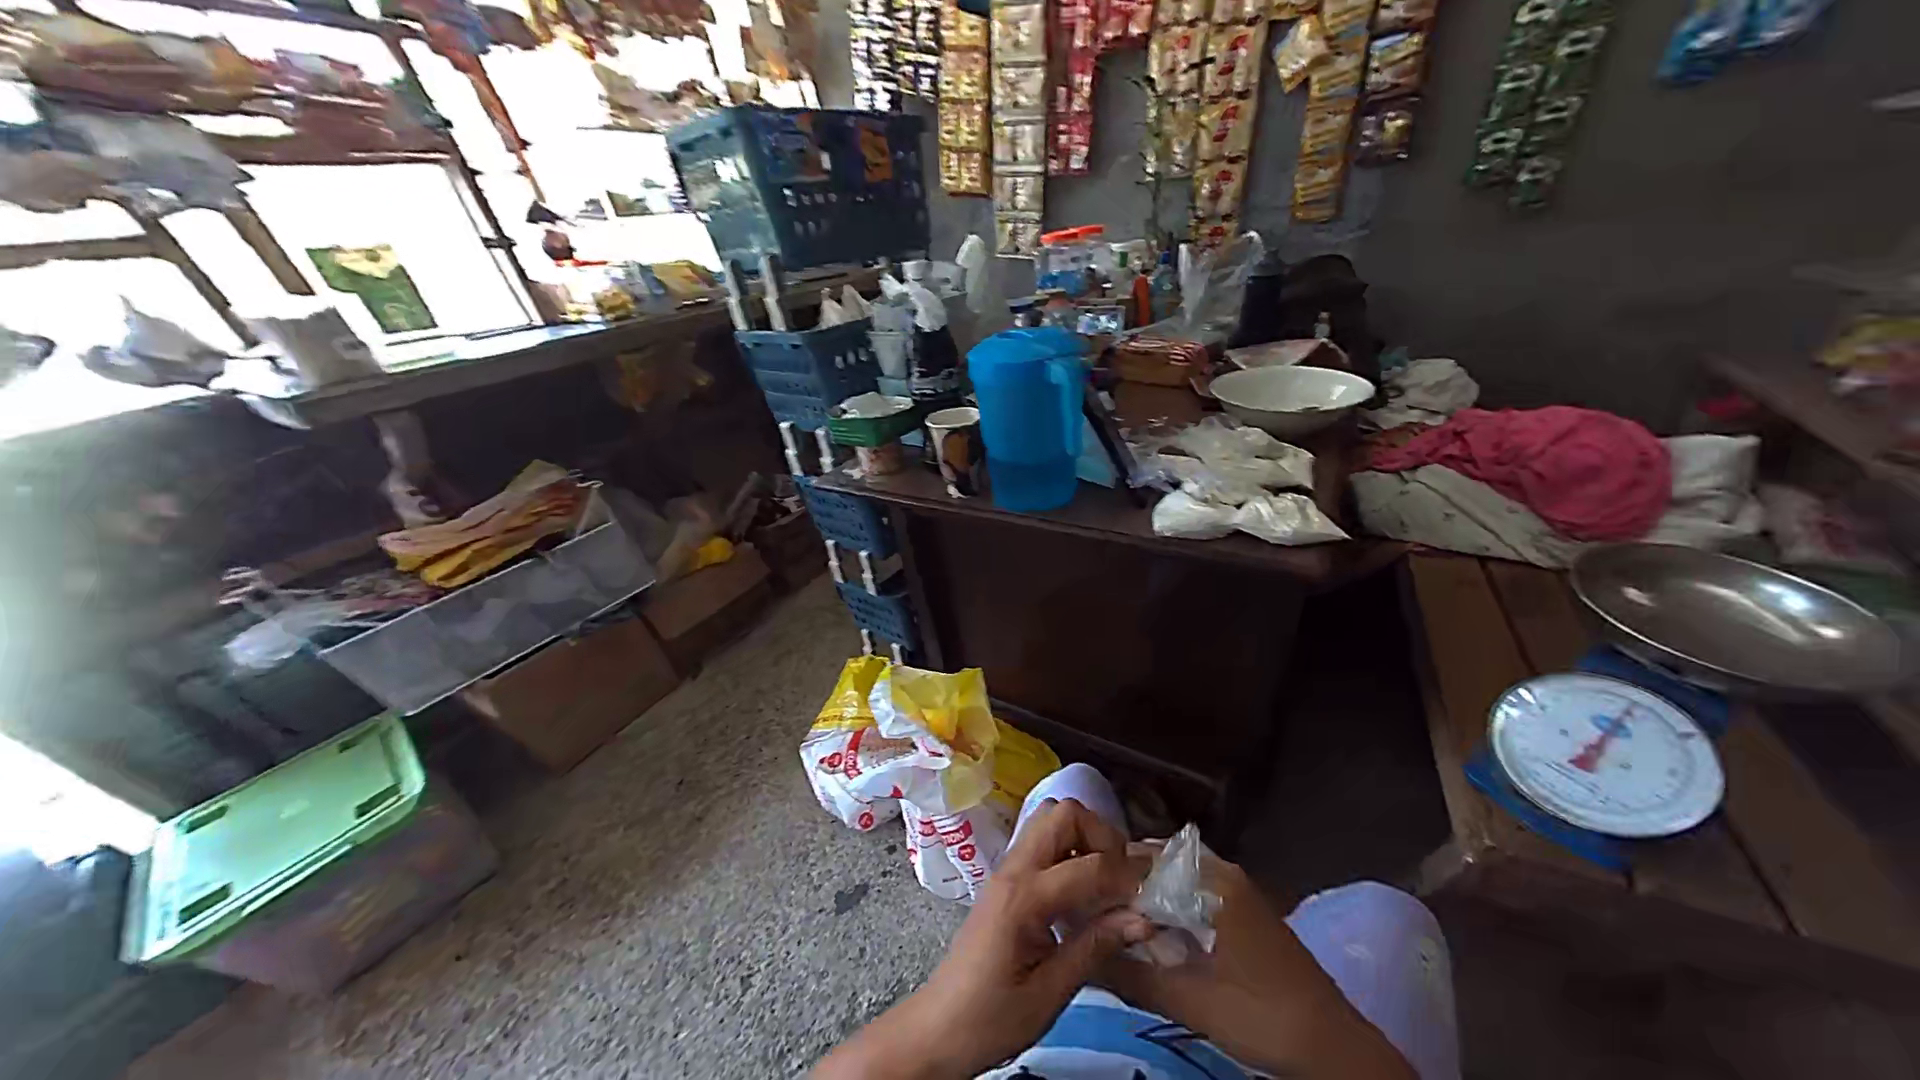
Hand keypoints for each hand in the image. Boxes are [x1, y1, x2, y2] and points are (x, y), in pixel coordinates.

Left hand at [813, 799, 1151, 1079]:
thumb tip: (1145, 918)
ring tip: (1107, 881)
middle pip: (1062, 813)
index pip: (1088, 866)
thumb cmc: (992, 1018)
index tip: (1154, 899)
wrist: (939, 1027)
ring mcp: (1007, 870)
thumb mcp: (1050, 994)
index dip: (1128, 878)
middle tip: (1124, 877)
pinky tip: (1084, 890)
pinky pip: (1042, 841)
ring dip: (1085, 836)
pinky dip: (1070, 849)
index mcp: (1023, 897)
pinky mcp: (1006, 879)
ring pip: (1050, 819)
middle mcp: (1013, 870)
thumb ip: (1095, 947)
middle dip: (1103, 835)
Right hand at [1100, 848, 1415, 1079]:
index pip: (1143, 861)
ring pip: (1175, 872)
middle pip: (1158, 860)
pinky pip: (1192, 887)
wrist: (1334, 1049)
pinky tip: (1148, 922)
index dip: (1105, 874)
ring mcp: (1236, 889)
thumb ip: (1132, 976)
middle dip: (1120, 876)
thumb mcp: (1191, 1001)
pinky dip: (1165, 897)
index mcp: (1212, 883)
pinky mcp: (1243, 909)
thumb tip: (1079, 955)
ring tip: (1108, 907)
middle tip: (1085, 898)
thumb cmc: (1262, 1017)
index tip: (1075, 890)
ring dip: (1143, 886)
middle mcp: (1224, 873)